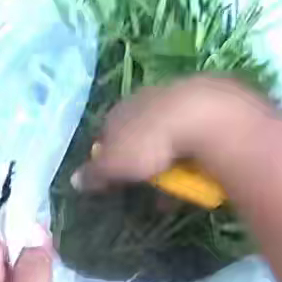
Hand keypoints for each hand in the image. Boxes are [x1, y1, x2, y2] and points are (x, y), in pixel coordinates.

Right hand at [75, 76, 277, 190]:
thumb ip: (95, 173)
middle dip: (139, 155)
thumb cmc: (150, 142)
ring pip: (167, 131)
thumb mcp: (115, 165)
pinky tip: (196, 172)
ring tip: (171, 183)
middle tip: (142, 181)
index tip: (113, 177)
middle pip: (137, 130)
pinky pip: (193, 134)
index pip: (106, 132)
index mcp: (119, 111)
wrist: (206, 116)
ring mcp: (178, 97)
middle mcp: (145, 99)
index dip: (108, 156)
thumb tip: (74, 180)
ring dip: (167, 156)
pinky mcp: (208, 103)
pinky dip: (191, 154)